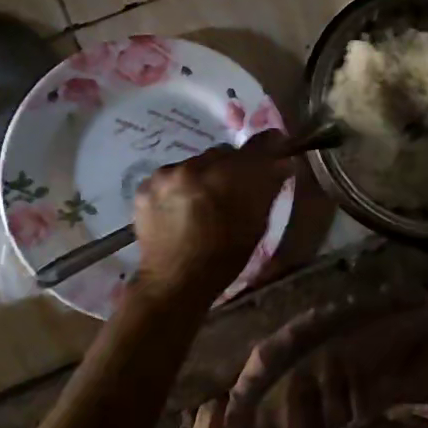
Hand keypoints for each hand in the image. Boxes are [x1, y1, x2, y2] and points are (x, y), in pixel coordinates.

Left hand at [132, 130, 288, 301]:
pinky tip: (179, 209)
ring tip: (201, 203)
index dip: (269, 145)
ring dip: (201, 177)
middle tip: (232, 190)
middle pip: (222, 153)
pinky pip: (170, 176)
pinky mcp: (145, 186)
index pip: (257, 147)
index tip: (276, 147)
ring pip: (194, 163)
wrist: (175, 282)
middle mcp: (195, 166)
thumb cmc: (225, 256)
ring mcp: (165, 175)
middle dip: (230, 168)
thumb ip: (268, 186)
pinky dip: (177, 187)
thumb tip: (283, 161)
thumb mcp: (256, 223)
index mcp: (229, 176)